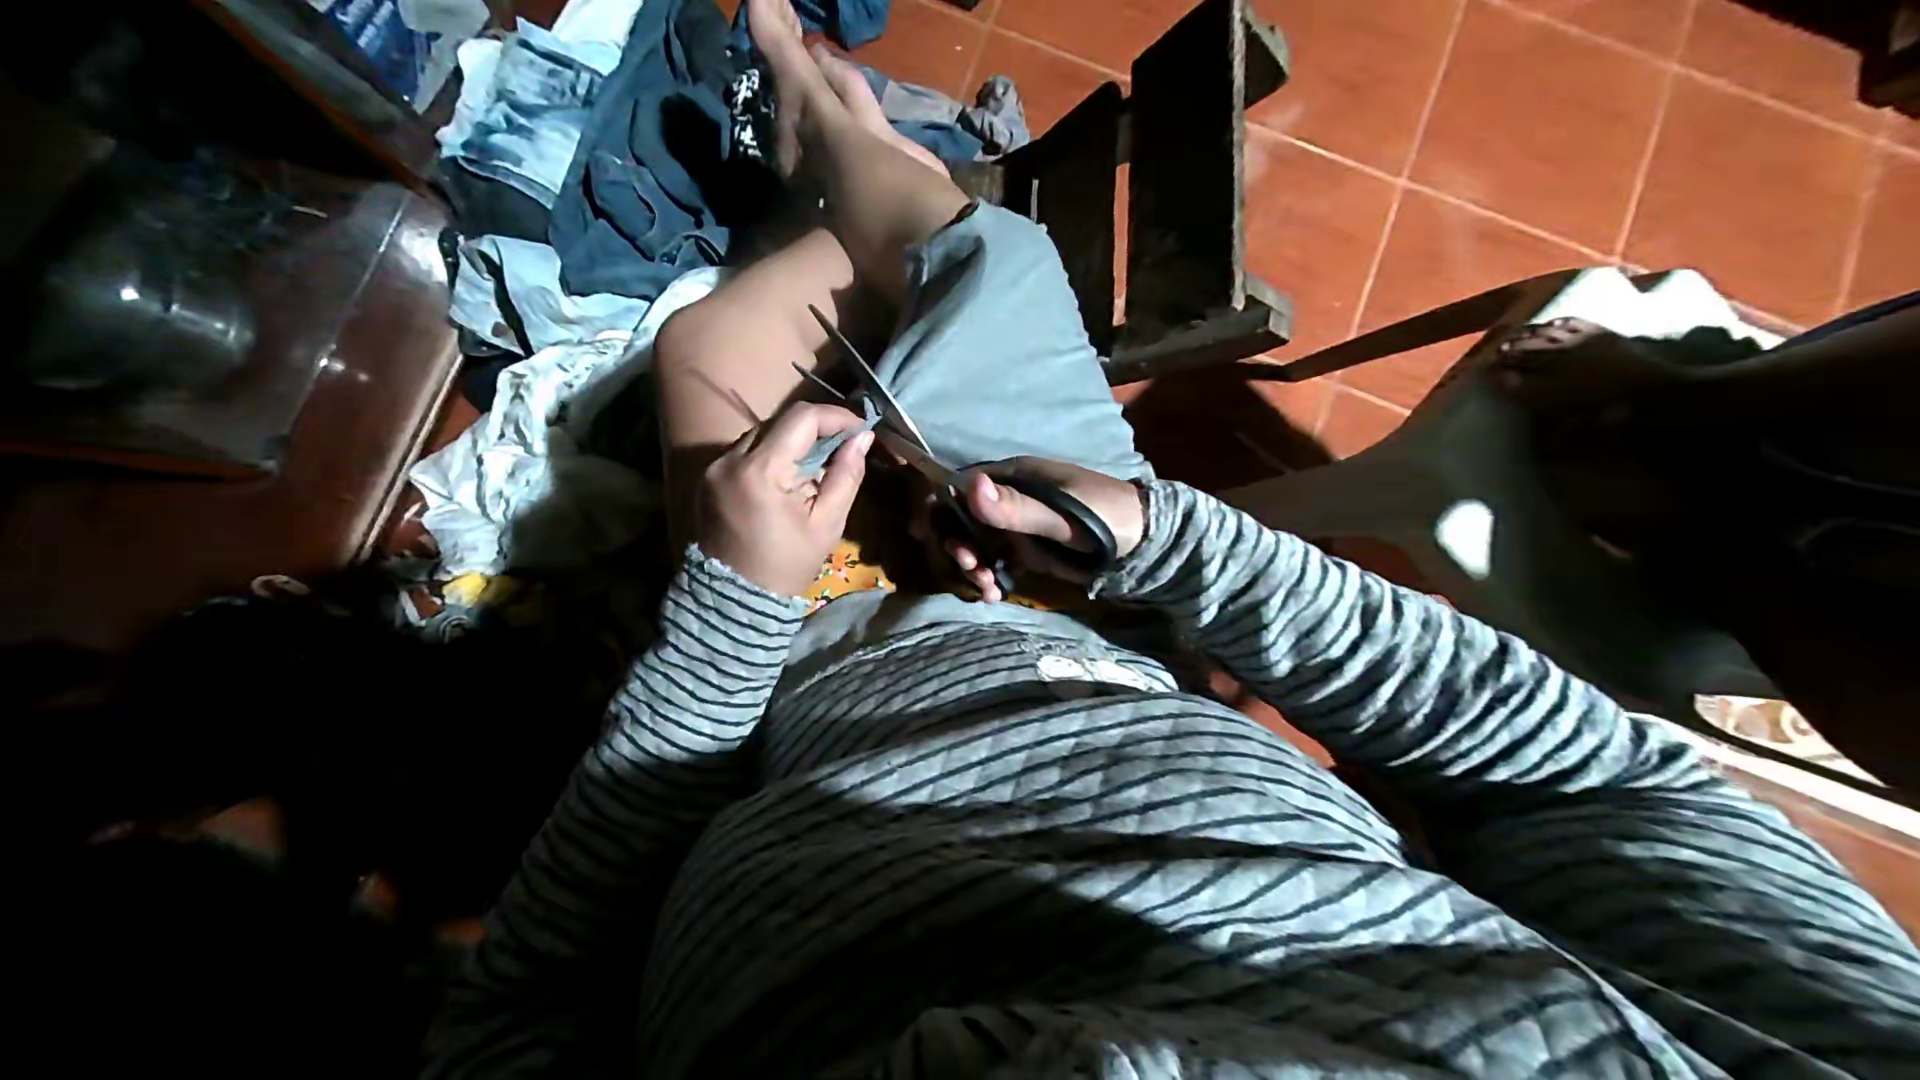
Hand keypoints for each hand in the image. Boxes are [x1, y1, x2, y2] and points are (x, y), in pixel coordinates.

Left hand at [697, 403, 872, 595]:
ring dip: (792, 442)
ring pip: (762, 434)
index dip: (836, 416)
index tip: (860, 429)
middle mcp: (730, 459)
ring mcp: (713, 466)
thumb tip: (863, 437)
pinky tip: (787, 478)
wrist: (734, 601)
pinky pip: (745, 452)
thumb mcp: (827, 523)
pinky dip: (771, 455)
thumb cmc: (787, 565)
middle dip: (816, 428)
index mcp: (761, 471)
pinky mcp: (708, 477)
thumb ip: (846, 475)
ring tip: (816, 465)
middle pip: (780, 422)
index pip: (802, 418)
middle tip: (843, 446)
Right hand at [938, 456, 1144, 603]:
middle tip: (971, 569)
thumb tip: (969, 486)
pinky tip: (994, 594)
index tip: (927, 535)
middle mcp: (1009, 497)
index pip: (960, 485)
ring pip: (977, 543)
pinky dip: (990, 577)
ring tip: (987, 588)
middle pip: (963, 518)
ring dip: (973, 565)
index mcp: (1014, 476)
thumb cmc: (1107, 518)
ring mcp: (1017, 524)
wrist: (1147, 542)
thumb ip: (1018, 508)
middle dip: (958, 545)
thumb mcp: (1064, 515)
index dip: (938, 507)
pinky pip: (996, 560)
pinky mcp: (1026, 547)